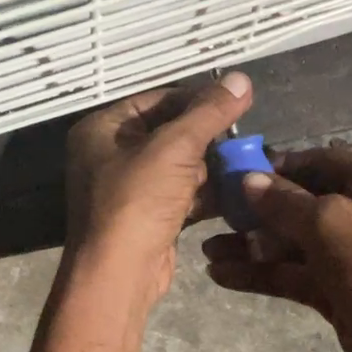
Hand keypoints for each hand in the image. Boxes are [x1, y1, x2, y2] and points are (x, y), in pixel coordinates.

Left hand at [65, 73, 253, 299]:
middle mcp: (109, 154)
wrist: (119, 273)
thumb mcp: (175, 148)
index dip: (196, 99)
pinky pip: (181, 194)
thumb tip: (241, 78)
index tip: (237, 102)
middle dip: (208, 138)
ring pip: (179, 166)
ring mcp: (128, 188)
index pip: (156, 99)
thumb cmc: (137, 201)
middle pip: (169, 133)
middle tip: (247, 138)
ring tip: (249, 164)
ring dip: (212, 167)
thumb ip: (209, 113)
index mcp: (102, 129)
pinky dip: (206, 194)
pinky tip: (238, 192)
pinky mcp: (147, 216)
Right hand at [200, 148, 351, 351]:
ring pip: (297, 243)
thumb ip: (286, 203)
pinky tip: (223, 275)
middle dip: (258, 211)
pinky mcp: (344, 295)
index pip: (325, 162)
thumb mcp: (336, 227)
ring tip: (207, 251)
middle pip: (306, 203)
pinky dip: (263, 274)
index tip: (232, 173)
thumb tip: (247, 180)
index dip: (279, 167)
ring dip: (253, 246)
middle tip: (211, 215)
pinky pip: (297, 276)